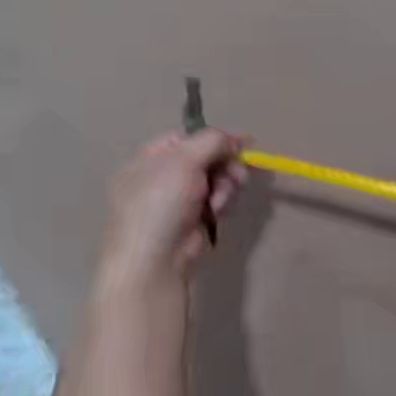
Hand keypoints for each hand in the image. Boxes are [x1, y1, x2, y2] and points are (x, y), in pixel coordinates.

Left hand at [99, 128, 248, 291]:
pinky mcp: (195, 217)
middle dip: (227, 166)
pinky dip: (223, 203)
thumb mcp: (184, 161)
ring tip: (220, 202)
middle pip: (209, 157)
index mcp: (151, 157)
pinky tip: (218, 213)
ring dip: (227, 187)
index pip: (188, 136)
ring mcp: (179, 198)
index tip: (244, 143)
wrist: (154, 258)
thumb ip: (212, 141)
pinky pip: (218, 199)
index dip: (216, 138)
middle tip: (238, 176)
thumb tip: (236, 138)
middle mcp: (164, 175)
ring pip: (218, 178)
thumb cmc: (160, 203)